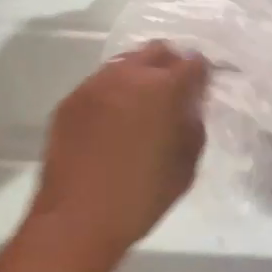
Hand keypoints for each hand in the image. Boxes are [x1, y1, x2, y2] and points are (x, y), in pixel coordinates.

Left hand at [31, 41, 210, 257]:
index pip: (193, 62)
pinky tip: (111, 122)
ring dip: (139, 76)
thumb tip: (189, 105)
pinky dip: (112, 94)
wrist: (76, 220)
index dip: (200, 75)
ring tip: (139, 108)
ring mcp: (96, 83)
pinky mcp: (71, 99)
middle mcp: (129, 74)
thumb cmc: (141, 197)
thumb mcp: (186, 166)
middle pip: (157, 51)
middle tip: (172, 94)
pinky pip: (99, 84)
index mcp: (164, 88)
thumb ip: (193, 124)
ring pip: (125, 63)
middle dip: (170, 65)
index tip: (199, 91)